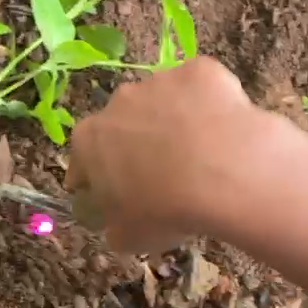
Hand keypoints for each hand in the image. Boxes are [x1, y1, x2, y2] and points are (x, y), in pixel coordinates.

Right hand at [65, 57, 299, 251]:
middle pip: (122, 124)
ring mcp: (159, 80)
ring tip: (199, 155)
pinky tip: (222, 131)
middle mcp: (117, 102)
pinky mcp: (199, 70)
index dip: (97, 180)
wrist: (225, 175)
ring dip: (172, 122)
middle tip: (161, 176)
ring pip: (162, 102)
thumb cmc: (165, 211)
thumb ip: (113, 226)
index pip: (82, 160)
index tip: (115, 195)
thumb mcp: (127, 237)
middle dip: (135, 145)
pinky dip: (208, 104)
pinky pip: (199, 88)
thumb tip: (117, 224)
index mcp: (89, 140)